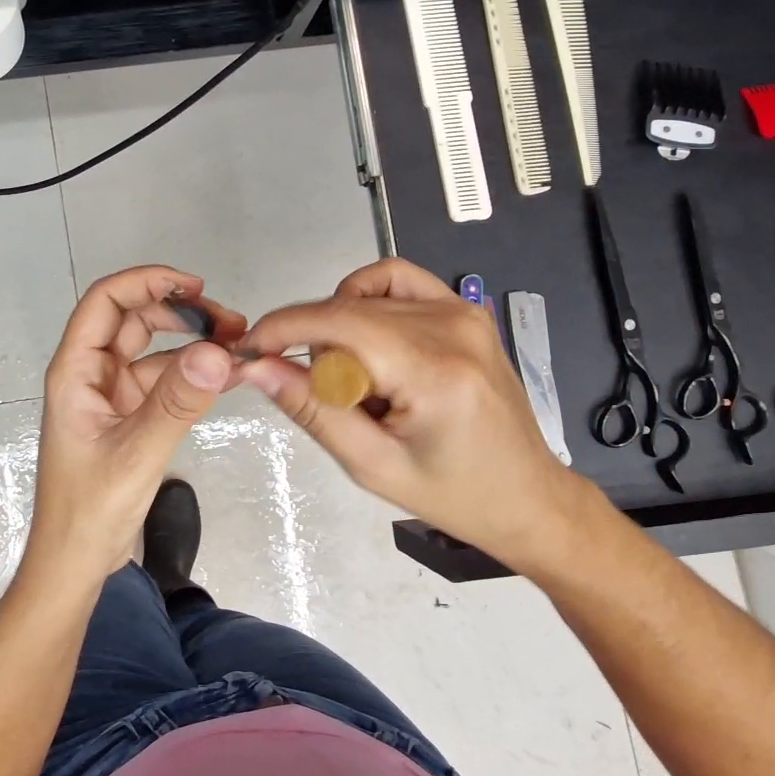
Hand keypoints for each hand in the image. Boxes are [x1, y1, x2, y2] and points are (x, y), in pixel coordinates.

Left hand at [28, 266, 245, 583]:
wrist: (75, 562)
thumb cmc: (90, 509)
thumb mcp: (137, 453)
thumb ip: (177, 403)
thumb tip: (219, 352)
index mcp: (75, 371)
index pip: (105, 302)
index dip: (147, 282)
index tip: (196, 286)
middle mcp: (90, 374)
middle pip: (132, 319)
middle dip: (180, 312)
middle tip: (231, 323)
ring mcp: (110, 396)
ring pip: (151, 349)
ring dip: (190, 343)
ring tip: (237, 346)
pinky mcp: (128, 418)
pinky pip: (161, 381)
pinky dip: (191, 375)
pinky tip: (225, 377)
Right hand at [237, 258, 598, 573]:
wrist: (527, 496)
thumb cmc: (453, 494)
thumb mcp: (371, 465)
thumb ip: (311, 410)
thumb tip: (257, 368)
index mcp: (435, 372)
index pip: (338, 322)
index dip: (283, 327)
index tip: (248, 348)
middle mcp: (453, 328)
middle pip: (346, 309)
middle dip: (311, 343)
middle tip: (319, 394)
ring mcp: (463, 311)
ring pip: (364, 294)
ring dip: (338, 328)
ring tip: (351, 376)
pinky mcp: (465, 309)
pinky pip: (395, 279)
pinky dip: (364, 299)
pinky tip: (362, 335)